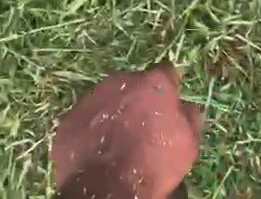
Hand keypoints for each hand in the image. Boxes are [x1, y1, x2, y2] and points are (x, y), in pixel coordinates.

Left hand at [52, 62, 203, 198]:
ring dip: (113, 111)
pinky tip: (96, 150)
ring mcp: (92, 97)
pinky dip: (90, 129)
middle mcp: (122, 80)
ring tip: (115, 140)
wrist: (107, 190)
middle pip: (134, 83)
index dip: (167, 90)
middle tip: (140, 127)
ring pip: (107, 98)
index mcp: (154, 82)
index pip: (166, 73)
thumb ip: (190, 117)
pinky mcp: (70, 119)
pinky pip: (85, 119)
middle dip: (138, 99)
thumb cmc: (153, 164)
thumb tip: (188, 107)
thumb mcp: (187, 144)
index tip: (167, 107)